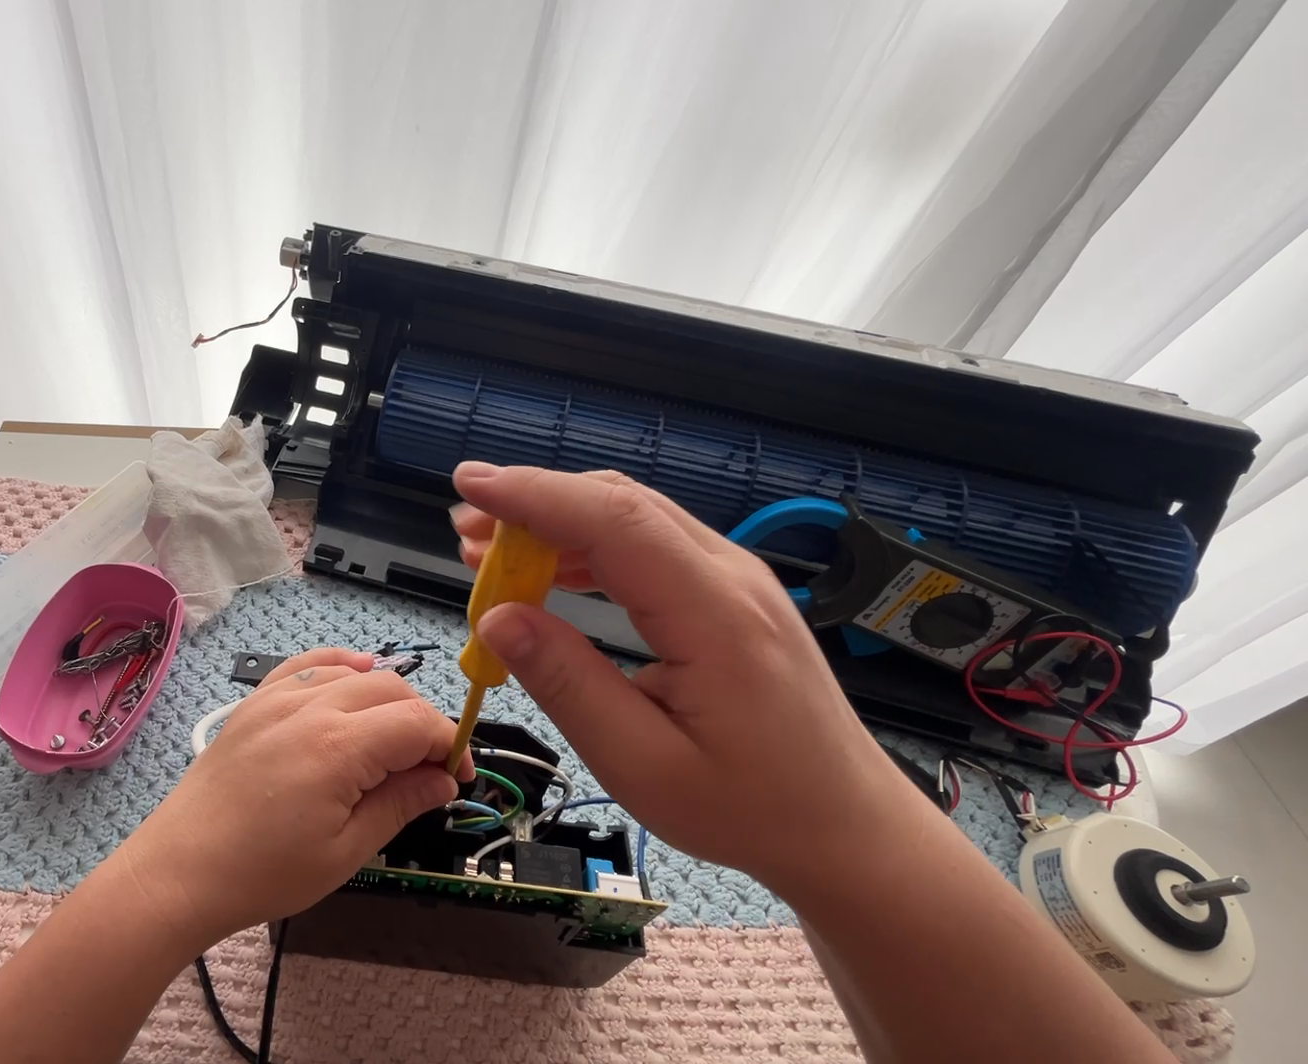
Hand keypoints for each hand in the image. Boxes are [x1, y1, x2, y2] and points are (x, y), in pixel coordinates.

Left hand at [112, 649, 473, 946]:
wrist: (182, 868)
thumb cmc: (265, 871)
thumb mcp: (346, 851)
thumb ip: (401, 804)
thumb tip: (444, 779)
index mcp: (339, 746)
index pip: (418, 723)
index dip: (449, 744)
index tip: (457, 776)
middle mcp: (312, 705)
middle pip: (393, 689)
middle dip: (422, 722)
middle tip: (426, 767)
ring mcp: (280, 695)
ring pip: (356, 672)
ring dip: (386, 697)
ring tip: (391, 738)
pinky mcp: (257, 699)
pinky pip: (309, 661)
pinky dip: (341, 664)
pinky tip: (356, 675)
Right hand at [451, 463, 929, 893]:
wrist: (845, 825)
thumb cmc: (748, 807)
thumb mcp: (642, 764)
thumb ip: (566, 683)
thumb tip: (497, 618)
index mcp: (714, 613)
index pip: (614, 521)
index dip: (534, 494)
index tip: (469, 484)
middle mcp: (729, 574)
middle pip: (619, 504)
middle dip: (533, 501)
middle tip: (463, 526)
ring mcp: (732, 576)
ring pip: (631, 516)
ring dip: (555, 521)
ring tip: (488, 549)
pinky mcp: (726, 590)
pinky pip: (646, 544)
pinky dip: (586, 546)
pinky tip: (547, 571)